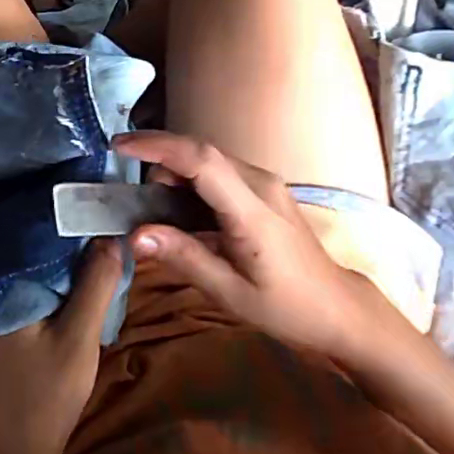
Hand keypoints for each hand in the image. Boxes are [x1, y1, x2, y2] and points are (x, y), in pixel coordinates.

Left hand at [0, 237, 124, 453]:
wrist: (28, 448)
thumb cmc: (52, 389)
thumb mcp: (80, 334)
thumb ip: (95, 285)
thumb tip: (112, 235)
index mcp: (12, 291)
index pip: (41, 243)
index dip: (72, 225)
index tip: (102, 209)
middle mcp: (7, 297)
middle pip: (45, 259)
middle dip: (77, 245)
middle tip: (112, 225)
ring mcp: (14, 316)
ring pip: (50, 278)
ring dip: (76, 268)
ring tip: (108, 245)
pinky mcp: (24, 331)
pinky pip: (50, 297)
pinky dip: (70, 289)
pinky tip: (92, 284)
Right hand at [115, 131, 389, 360]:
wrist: (335, 306)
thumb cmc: (285, 306)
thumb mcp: (229, 292)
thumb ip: (183, 258)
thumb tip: (135, 236)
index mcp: (252, 210)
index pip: (201, 160)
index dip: (158, 147)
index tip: (119, 146)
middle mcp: (259, 183)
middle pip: (199, 152)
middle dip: (158, 163)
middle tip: (133, 201)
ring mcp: (264, 182)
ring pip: (206, 160)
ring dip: (173, 175)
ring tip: (156, 215)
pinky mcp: (262, 188)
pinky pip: (217, 172)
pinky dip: (189, 183)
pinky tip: (181, 215)